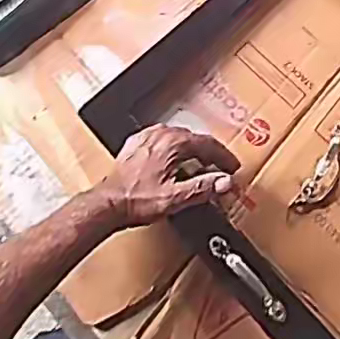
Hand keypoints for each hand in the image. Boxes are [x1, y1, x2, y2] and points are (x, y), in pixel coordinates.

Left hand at [90, 124, 241, 229]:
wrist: (107, 204)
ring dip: (193, 150)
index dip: (224, 157)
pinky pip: (163, 140)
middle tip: (220, 167)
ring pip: (180, 137)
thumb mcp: (175, 198)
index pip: (209, 144)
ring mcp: (148, 137)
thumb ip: (203, 188)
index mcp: (174, 143)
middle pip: (195, 139)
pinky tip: (174, 160)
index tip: (232, 167)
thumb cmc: (136, 201)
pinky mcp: (137, 143)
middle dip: (210, 153)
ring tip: (201, 164)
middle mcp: (162, 134)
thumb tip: (225, 182)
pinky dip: (174, 149)